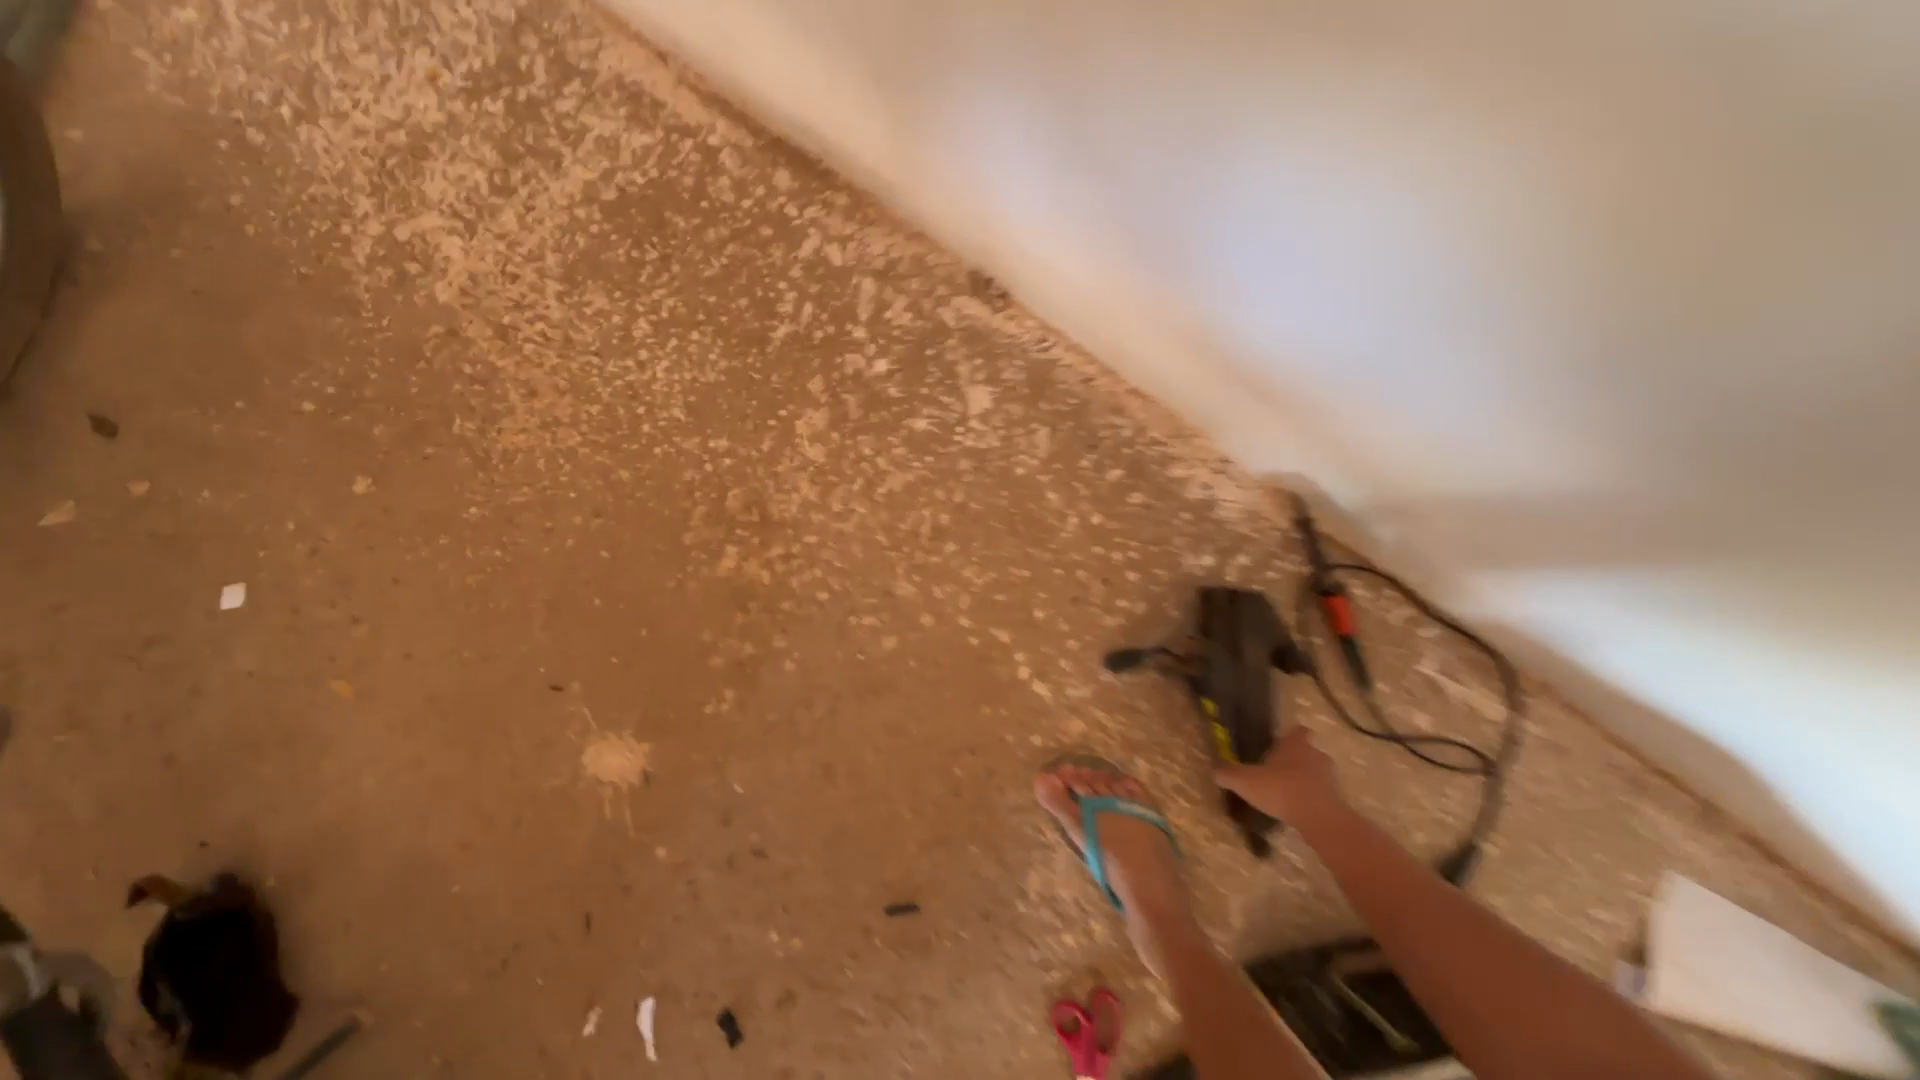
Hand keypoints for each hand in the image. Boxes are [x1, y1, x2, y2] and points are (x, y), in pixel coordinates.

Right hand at [1215, 726, 1345, 824]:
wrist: (1317, 817)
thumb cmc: (1280, 789)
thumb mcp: (1245, 781)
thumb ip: (1228, 774)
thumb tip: (1215, 771)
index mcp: (1295, 744)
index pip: (1298, 731)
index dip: (1291, 736)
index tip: (1281, 744)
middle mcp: (1315, 754)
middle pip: (1308, 751)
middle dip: (1296, 760)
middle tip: (1278, 772)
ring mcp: (1330, 777)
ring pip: (1317, 772)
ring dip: (1306, 780)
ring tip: (1288, 794)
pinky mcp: (1336, 798)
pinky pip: (1322, 793)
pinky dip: (1312, 798)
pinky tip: (1298, 810)